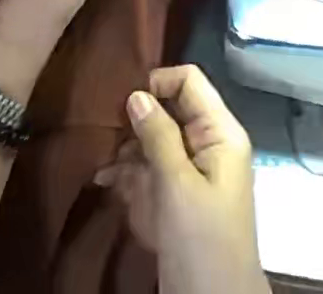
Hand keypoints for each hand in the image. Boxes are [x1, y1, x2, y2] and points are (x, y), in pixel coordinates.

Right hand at [94, 66, 268, 293]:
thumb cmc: (202, 240)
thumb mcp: (177, 184)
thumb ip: (158, 135)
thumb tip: (136, 94)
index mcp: (220, 132)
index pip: (191, 82)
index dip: (159, 82)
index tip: (125, 99)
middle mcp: (207, 143)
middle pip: (171, 108)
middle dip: (137, 115)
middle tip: (104, 128)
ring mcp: (191, 170)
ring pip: (156, 138)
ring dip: (128, 145)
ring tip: (101, 158)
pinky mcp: (175, 196)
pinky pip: (150, 168)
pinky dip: (128, 171)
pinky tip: (104, 178)